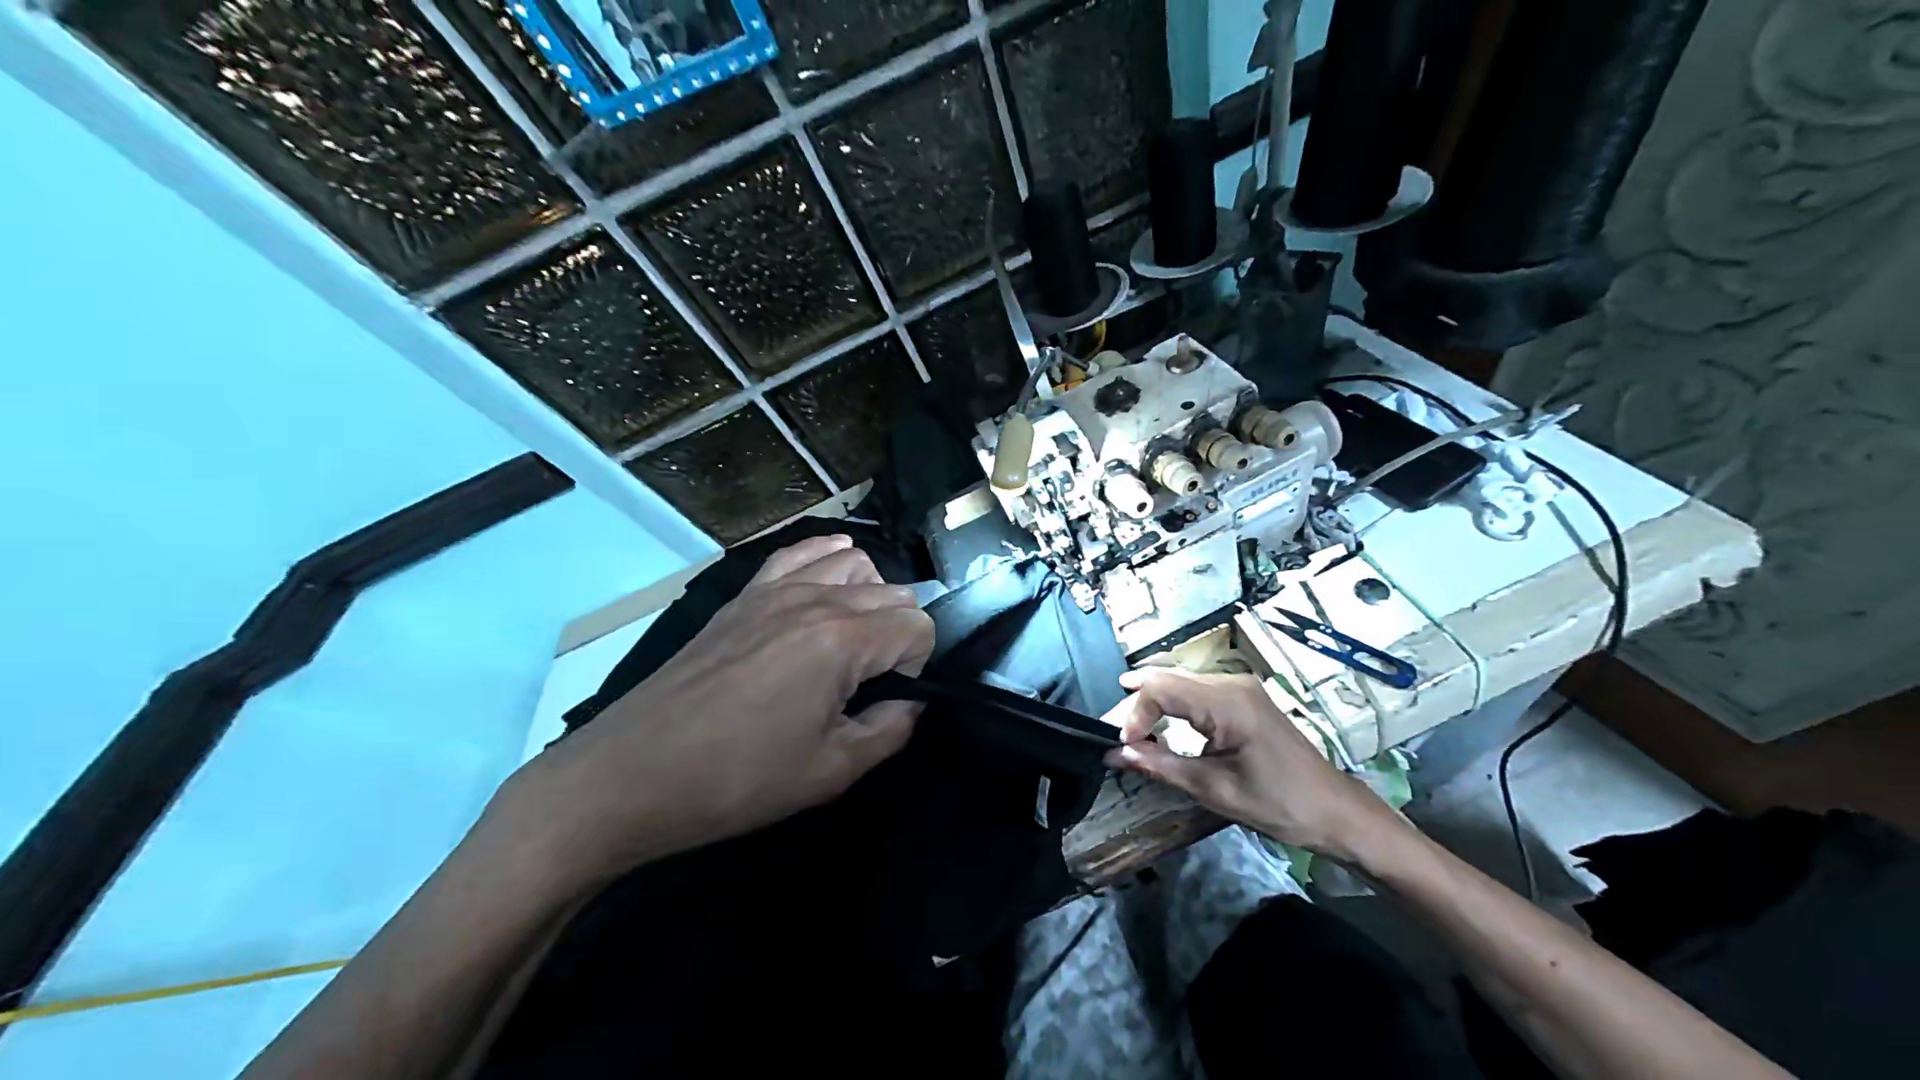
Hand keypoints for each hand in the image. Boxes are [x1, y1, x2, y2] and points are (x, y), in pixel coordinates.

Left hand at [491, 535, 934, 890]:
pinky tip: (826, 585)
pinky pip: (801, 552)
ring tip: (847, 644)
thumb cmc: (736, 780)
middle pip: (892, 592)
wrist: (632, 774)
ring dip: (869, 598)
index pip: (918, 625)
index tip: (885, 701)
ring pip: (855, 564)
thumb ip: (890, 730)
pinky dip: (827, 560)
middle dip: (897, 635)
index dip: (916, 666)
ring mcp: (775, 589)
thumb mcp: (830, 772)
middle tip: (866, 686)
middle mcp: (815, 599)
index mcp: (841, 640)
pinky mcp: (744, 594)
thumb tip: (911, 703)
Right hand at [1101, 669, 1399, 859]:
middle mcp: (1231, 683)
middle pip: (1165, 679)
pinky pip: (1193, 689)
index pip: (1161, 688)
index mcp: (1228, 703)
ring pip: (1177, 680)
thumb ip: (1160, 766)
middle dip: (1134, 706)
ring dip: (1149, 704)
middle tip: (1112, 737)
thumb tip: (1115, 754)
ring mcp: (1238, 686)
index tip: (1125, 746)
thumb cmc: (1279, 805)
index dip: (1134, 714)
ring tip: (1127, 731)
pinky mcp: (1241, 695)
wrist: (1335, 811)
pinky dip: (1169, 704)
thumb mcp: (1214, 790)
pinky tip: (1155, 721)